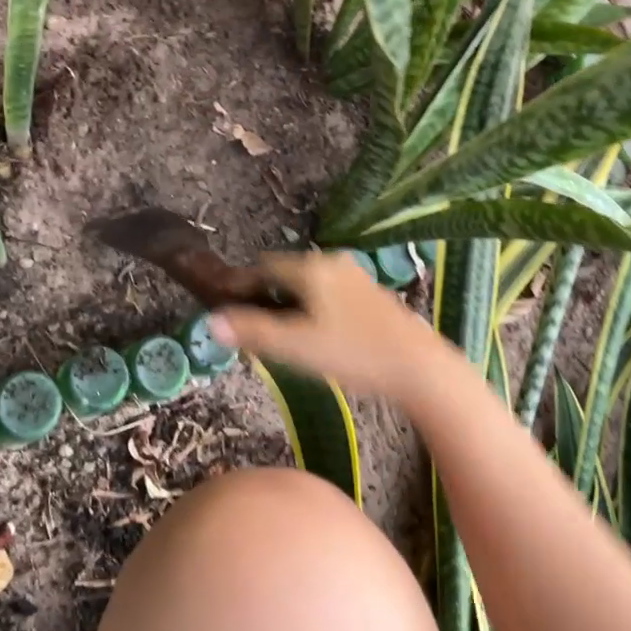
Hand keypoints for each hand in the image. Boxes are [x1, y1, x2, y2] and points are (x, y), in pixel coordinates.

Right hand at [210, 251, 450, 399]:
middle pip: (286, 274)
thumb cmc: (352, 353)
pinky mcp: (373, 295)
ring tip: (285, 339)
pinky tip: (320, 339)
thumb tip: (211, 322)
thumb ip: (252, 332)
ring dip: (293, 306)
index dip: (243, 288)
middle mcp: (333, 263)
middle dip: (268, 298)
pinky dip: (316, 310)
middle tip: (256, 332)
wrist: (419, 367)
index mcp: (311, 268)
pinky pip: (331, 295)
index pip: (263, 267)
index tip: (231, 312)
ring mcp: (356, 277)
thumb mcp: (295, 346)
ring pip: (310, 286)